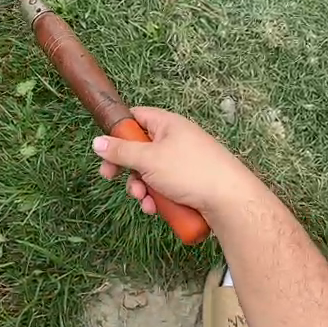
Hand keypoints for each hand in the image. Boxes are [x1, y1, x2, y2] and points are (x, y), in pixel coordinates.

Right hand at [92, 107, 266, 219]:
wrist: (231, 201)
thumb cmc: (191, 172)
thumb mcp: (148, 159)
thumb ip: (120, 151)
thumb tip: (97, 142)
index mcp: (168, 124)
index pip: (136, 117)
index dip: (119, 131)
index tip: (106, 149)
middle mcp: (177, 139)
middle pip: (140, 149)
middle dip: (127, 168)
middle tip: (111, 178)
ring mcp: (185, 162)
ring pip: (151, 172)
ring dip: (141, 188)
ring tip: (144, 201)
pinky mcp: (191, 182)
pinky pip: (165, 187)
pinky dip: (157, 198)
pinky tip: (156, 209)